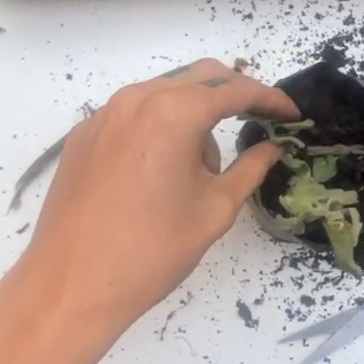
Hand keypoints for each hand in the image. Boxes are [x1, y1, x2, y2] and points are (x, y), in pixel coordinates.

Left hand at [0, 60, 297, 363]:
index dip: (269, 99)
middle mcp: (137, 100)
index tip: (292, 115)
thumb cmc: (153, 251)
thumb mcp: (215, 210)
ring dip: (195, 112)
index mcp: (174, 113)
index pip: (234, 90)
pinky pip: (134, 113)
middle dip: (234, 94)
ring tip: (204, 165)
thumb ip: (249, 169)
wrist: (71, 286)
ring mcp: (104, 115)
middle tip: (259, 122)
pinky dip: (160, 125)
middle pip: (199, 77)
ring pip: (164, 93)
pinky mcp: (83, 136)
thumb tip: (271, 148)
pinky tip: (164, 168)